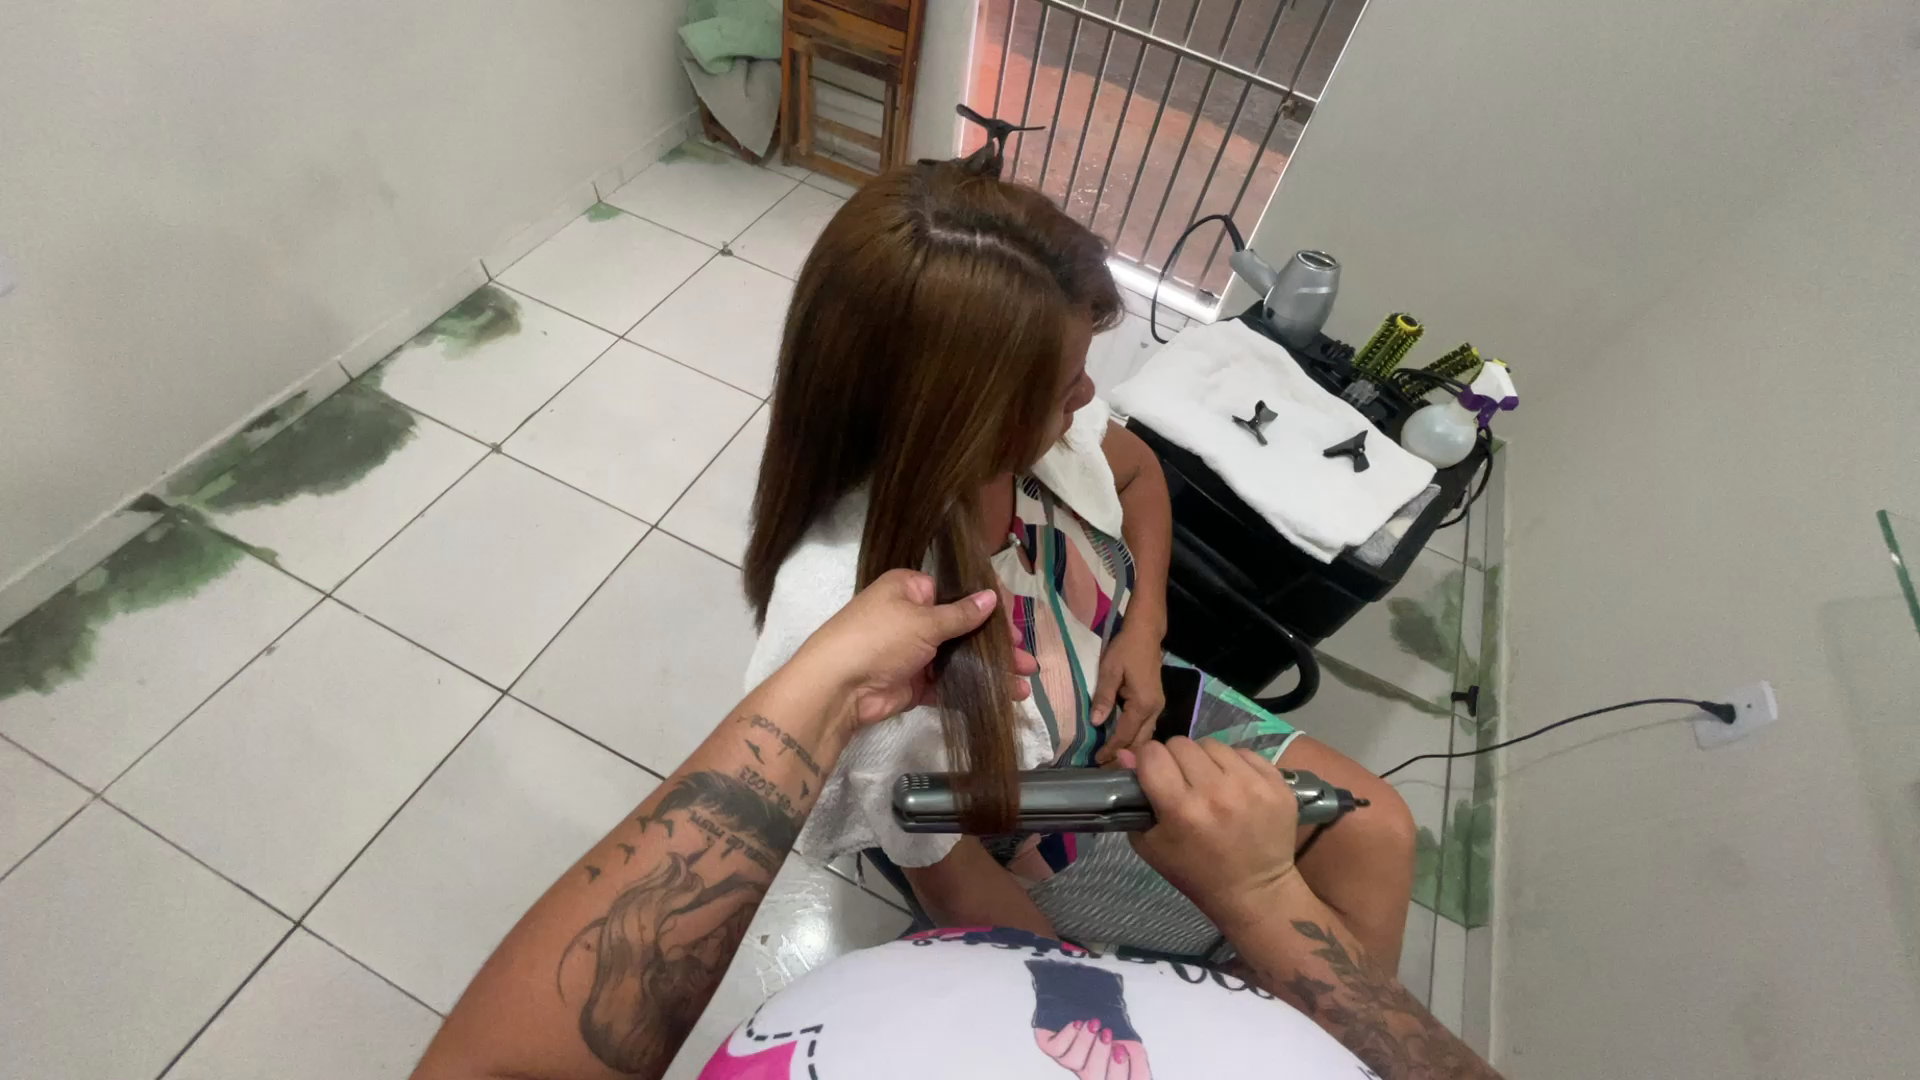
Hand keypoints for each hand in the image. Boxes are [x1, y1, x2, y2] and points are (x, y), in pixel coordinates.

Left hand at [791, 569, 1038, 726]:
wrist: (839, 687)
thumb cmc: (879, 638)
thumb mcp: (923, 620)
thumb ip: (961, 614)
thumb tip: (992, 597)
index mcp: (911, 590)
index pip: (958, 593)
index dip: (989, 608)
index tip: (1014, 624)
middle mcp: (914, 617)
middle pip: (964, 628)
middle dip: (997, 645)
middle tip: (1026, 659)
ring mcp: (915, 652)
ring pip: (961, 658)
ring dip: (992, 670)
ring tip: (1025, 685)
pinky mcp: (916, 683)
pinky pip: (950, 683)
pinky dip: (975, 688)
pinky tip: (1004, 696)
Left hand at [1035, 1021, 1151, 1079]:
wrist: (1081, 993)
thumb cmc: (1106, 1018)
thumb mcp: (1127, 1036)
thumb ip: (1135, 1053)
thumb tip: (1133, 1056)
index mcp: (1108, 1071)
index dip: (1121, 1071)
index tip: (1123, 1048)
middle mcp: (1088, 1069)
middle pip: (1094, 1077)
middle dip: (1102, 1056)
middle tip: (1108, 1034)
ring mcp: (1069, 1058)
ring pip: (1075, 1062)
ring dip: (1085, 1041)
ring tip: (1094, 1023)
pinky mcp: (1050, 1045)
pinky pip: (1057, 1048)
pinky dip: (1068, 1035)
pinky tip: (1076, 1023)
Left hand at [1090, 626, 1163, 764]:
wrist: (1145, 633)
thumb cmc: (1125, 649)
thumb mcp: (1109, 670)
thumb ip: (1103, 697)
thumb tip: (1095, 723)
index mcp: (1144, 704)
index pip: (1126, 735)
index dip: (1112, 750)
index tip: (1097, 761)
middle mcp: (1155, 710)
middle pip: (1141, 742)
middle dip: (1124, 757)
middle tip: (1105, 769)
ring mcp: (1158, 707)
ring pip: (1146, 737)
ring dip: (1131, 750)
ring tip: (1113, 761)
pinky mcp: (1156, 703)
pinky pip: (1146, 728)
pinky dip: (1135, 739)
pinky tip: (1124, 745)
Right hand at [1122, 738, 1302, 926]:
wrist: (1255, 892)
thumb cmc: (1194, 872)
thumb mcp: (1151, 843)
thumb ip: (1133, 797)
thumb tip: (1125, 754)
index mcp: (1182, 809)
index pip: (1152, 753)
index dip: (1148, 761)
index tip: (1154, 775)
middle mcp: (1217, 792)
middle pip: (1181, 744)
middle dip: (1176, 760)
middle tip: (1183, 783)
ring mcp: (1251, 786)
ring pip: (1212, 744)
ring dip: (1205, 760)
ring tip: (1211, 783)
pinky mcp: (1277, 784)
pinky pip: (1244, 752)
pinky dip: (1234, 764)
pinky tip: (1235, 786)